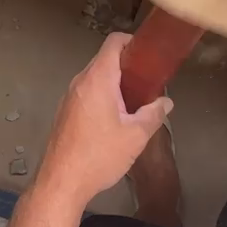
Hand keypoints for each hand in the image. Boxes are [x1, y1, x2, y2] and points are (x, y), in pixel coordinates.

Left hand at [37, 32, 172, 207]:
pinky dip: (102, 96)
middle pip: (105, 59)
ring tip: (134, 102)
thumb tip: (166, 102)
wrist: (60, 184)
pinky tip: (114, 119)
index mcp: (98, 79)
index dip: (132, 42)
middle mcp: (80, 82)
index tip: (149, 55)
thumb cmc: (99, 155)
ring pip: (95, 77)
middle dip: (128, 66)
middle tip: (148, 81)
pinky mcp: (64, 112)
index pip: (114, 42)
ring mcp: (69, 97)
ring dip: (115, 83)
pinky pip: (87, 93)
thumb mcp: (135, 136)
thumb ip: (154, 114)